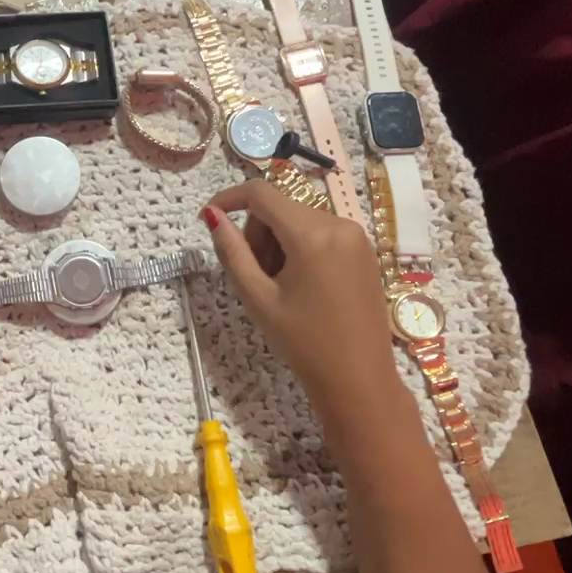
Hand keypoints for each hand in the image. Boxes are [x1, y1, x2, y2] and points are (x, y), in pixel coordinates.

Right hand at [200, 181, 394, 402]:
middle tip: (253, 276)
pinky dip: (299, 248)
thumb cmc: (303, 341)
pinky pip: (320, 232)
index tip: (207, 218)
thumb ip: (232, 250)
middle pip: (279, 207)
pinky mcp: (363, 250)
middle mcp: (339, 223)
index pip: (261, 193)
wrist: (358, 379)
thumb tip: (212, 215)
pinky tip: (299, 285)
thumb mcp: (257, 297)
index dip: (228, 199)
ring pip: (298, 219)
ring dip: (276, 242)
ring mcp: (356, 236)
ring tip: (277, 286)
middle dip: (256, 233)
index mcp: (312, 234)